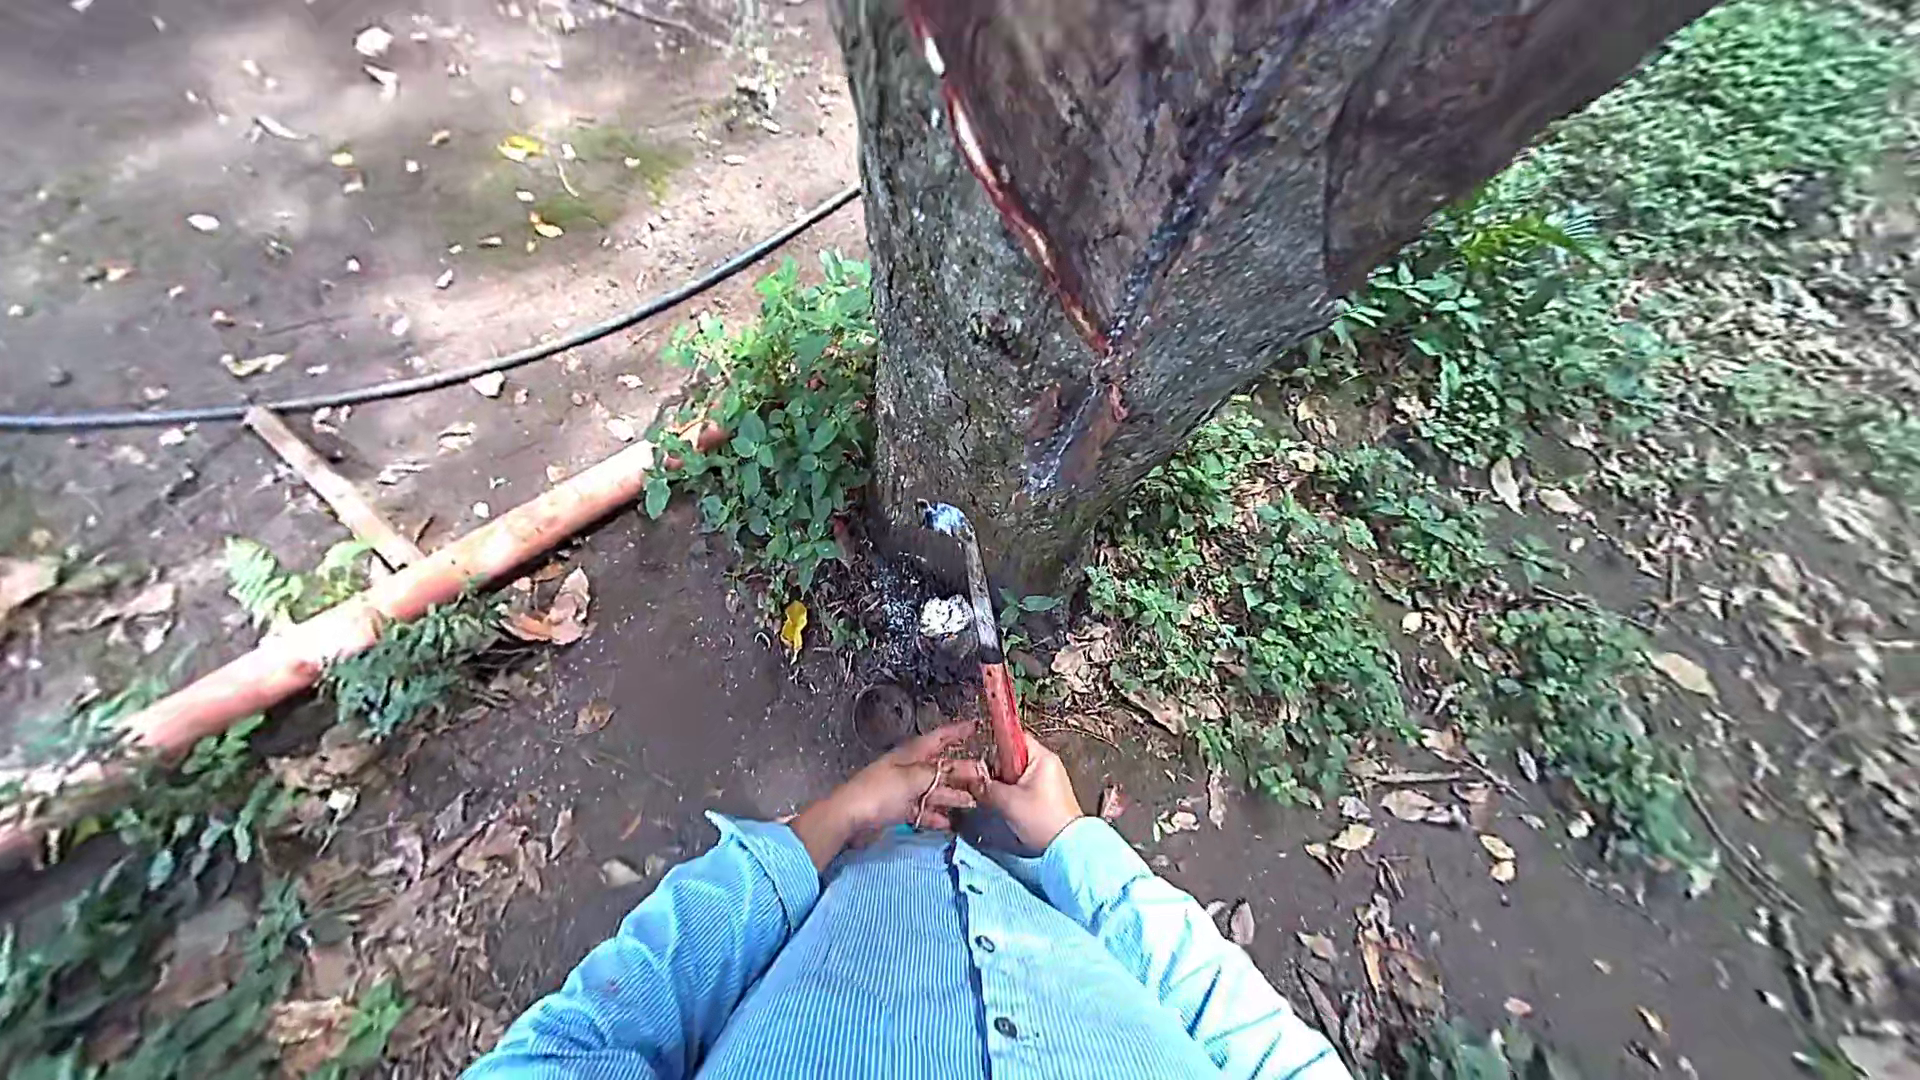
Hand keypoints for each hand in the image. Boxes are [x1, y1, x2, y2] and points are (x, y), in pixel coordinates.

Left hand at [789, 720, 987, 871]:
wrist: (848, 818)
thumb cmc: (879, 791)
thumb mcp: (913, 777)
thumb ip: (940, 774)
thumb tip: (966, 769)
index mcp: (911, 753)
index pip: (940, 737)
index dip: (958, 731)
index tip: (976, 726)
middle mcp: (909, 768)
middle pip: (941, 767)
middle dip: (962, 770)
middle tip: (984, 775)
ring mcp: (903, 789)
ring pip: (934, 790)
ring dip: (953, 795)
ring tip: (973, 802)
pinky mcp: (898, 810)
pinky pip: (922, 810)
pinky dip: (935, 815)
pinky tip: (948, 822)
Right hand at [980, 732, 1083, 851]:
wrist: (1069, 849)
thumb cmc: (1043, 820)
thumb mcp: (1008, 801)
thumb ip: (986, 787)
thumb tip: (972, 781)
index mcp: (1042, 757)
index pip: (1014, 738)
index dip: (997, 748)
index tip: (986, 764)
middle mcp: (1048, 764)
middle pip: (1014, 757)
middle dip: (1000, 772)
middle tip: (995, 788)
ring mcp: (1049, 779)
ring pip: (1017, 774)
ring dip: (1007, 786)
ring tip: (1004, 801)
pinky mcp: (1048, 794)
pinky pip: (1025, 786)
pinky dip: (1016, 794)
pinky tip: (1013, 808)